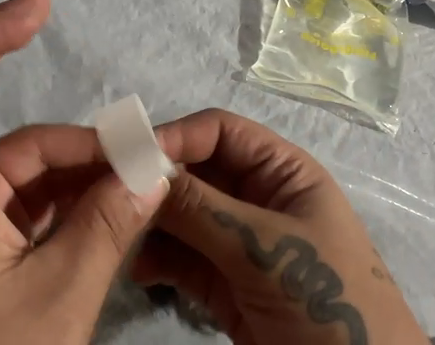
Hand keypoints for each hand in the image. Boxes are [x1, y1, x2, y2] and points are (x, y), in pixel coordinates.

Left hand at [0, 0, 166, 344]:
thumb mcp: (55, 301)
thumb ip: (107, 228)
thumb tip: (151, 168)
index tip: (41, 8)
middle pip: (16, 139)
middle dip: (83, 149)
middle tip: (147, 167)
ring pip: (30, 177)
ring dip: (86, 185)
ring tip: (143, 202)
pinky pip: (29, 209)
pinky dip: (71, 211)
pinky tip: (115, 224)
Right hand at [135, 109, 428, 344]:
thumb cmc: (327, 302)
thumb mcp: (265, 250)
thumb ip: (201, 208)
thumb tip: (139, 170)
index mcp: (281, 173)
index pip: (219, 132)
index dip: (175, 136)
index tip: (128, 155)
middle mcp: (256, 199)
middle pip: (194, 172)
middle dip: (153, 181)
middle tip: (108, 195)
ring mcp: (239, 245)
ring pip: (181, 216)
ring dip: (148, 223)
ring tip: (115, 235)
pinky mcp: (225, 287)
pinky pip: (181, 258)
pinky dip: (156, 260)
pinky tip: (135, 269)